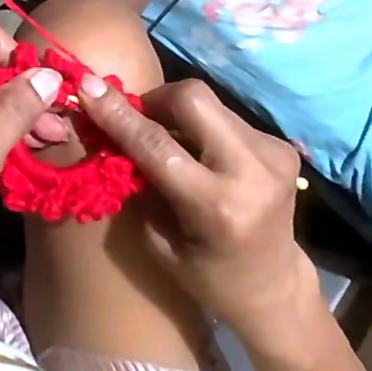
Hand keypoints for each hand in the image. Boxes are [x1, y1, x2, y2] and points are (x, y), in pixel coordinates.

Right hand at [75, 75, 319, 338]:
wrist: (274, 285)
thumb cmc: (206, 274)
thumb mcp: (158, 239)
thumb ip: (138, 181)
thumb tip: (115, 129)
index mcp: (216, 207)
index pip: (156, 145)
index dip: (118, 113)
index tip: (88, 85)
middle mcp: (251, 172)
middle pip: (193, 98)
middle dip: (156, 98)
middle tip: (140, 118)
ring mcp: (274, 154)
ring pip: (210, 102)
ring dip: (178, 113)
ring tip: (171, 141)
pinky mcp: (283, 145)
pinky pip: (226, 116)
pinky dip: (202, 126)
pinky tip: (202, 153)